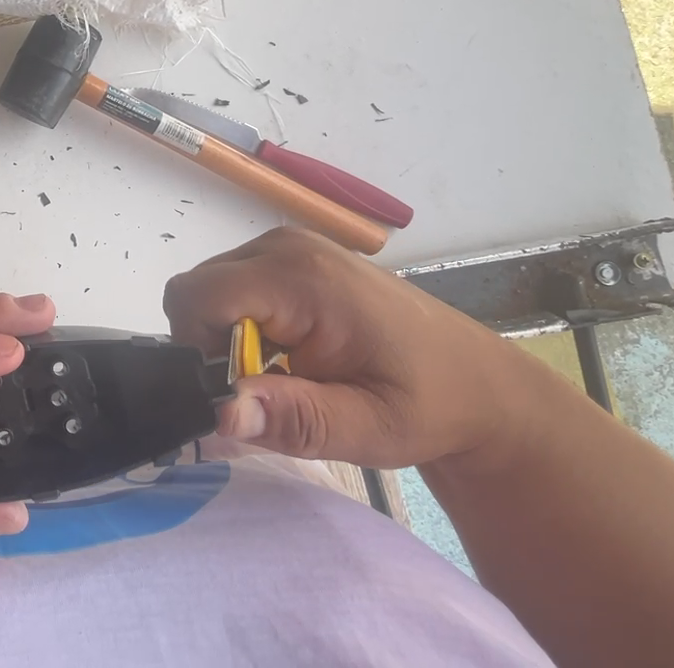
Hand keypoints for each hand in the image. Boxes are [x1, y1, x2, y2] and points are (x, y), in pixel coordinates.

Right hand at [163, 227, 537, 469]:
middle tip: (265, 387)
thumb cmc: (429, 406)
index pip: (197, 297)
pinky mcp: (287, 253)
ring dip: (224, 336)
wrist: (477, 381)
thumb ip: (295, 419)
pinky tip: (287, 350)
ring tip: (282, 371)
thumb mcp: (370, 429)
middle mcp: (283, 246)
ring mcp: (284, 244)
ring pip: (207, 289)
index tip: (241, 390)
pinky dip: (239, 321)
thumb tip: (221, 410)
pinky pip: (230, 284)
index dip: (199, 350)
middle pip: (196, 292)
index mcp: (302, 279)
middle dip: (210, 345)